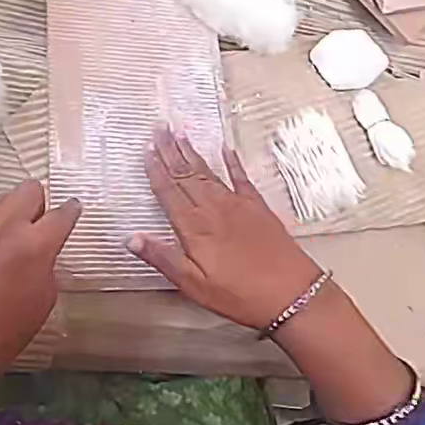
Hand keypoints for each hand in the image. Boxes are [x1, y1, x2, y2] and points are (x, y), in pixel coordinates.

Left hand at [0, 181, 80, 373]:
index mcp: (34, 245)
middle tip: (36, 224)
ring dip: (10, 212)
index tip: (71, 210)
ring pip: (1, 198)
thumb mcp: (44, 299)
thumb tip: (44, 249)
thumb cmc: (3, 330)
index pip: (61, 213)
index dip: (70, 212)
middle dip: (38, 203)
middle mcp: (5, 225)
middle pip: (29, 189)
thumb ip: (47, 263)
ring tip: (6, 240)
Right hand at [128, 126, 322, 330]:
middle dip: (170, 150)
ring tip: (180, 133)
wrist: (293, 295)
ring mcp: (237, 205)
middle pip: (186, 173)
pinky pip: (241, 178)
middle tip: (159, 128)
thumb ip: (162, 258)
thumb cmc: (239, 295)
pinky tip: (225, 149)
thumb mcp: (193, 284)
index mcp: (194, 226)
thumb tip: (131, 238)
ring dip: (192, 152)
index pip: (168, 191)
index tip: (146, 149)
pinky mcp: (258, 208)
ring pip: (208, 171)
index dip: (155, 169)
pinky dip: (232, 162)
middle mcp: (213, 209)